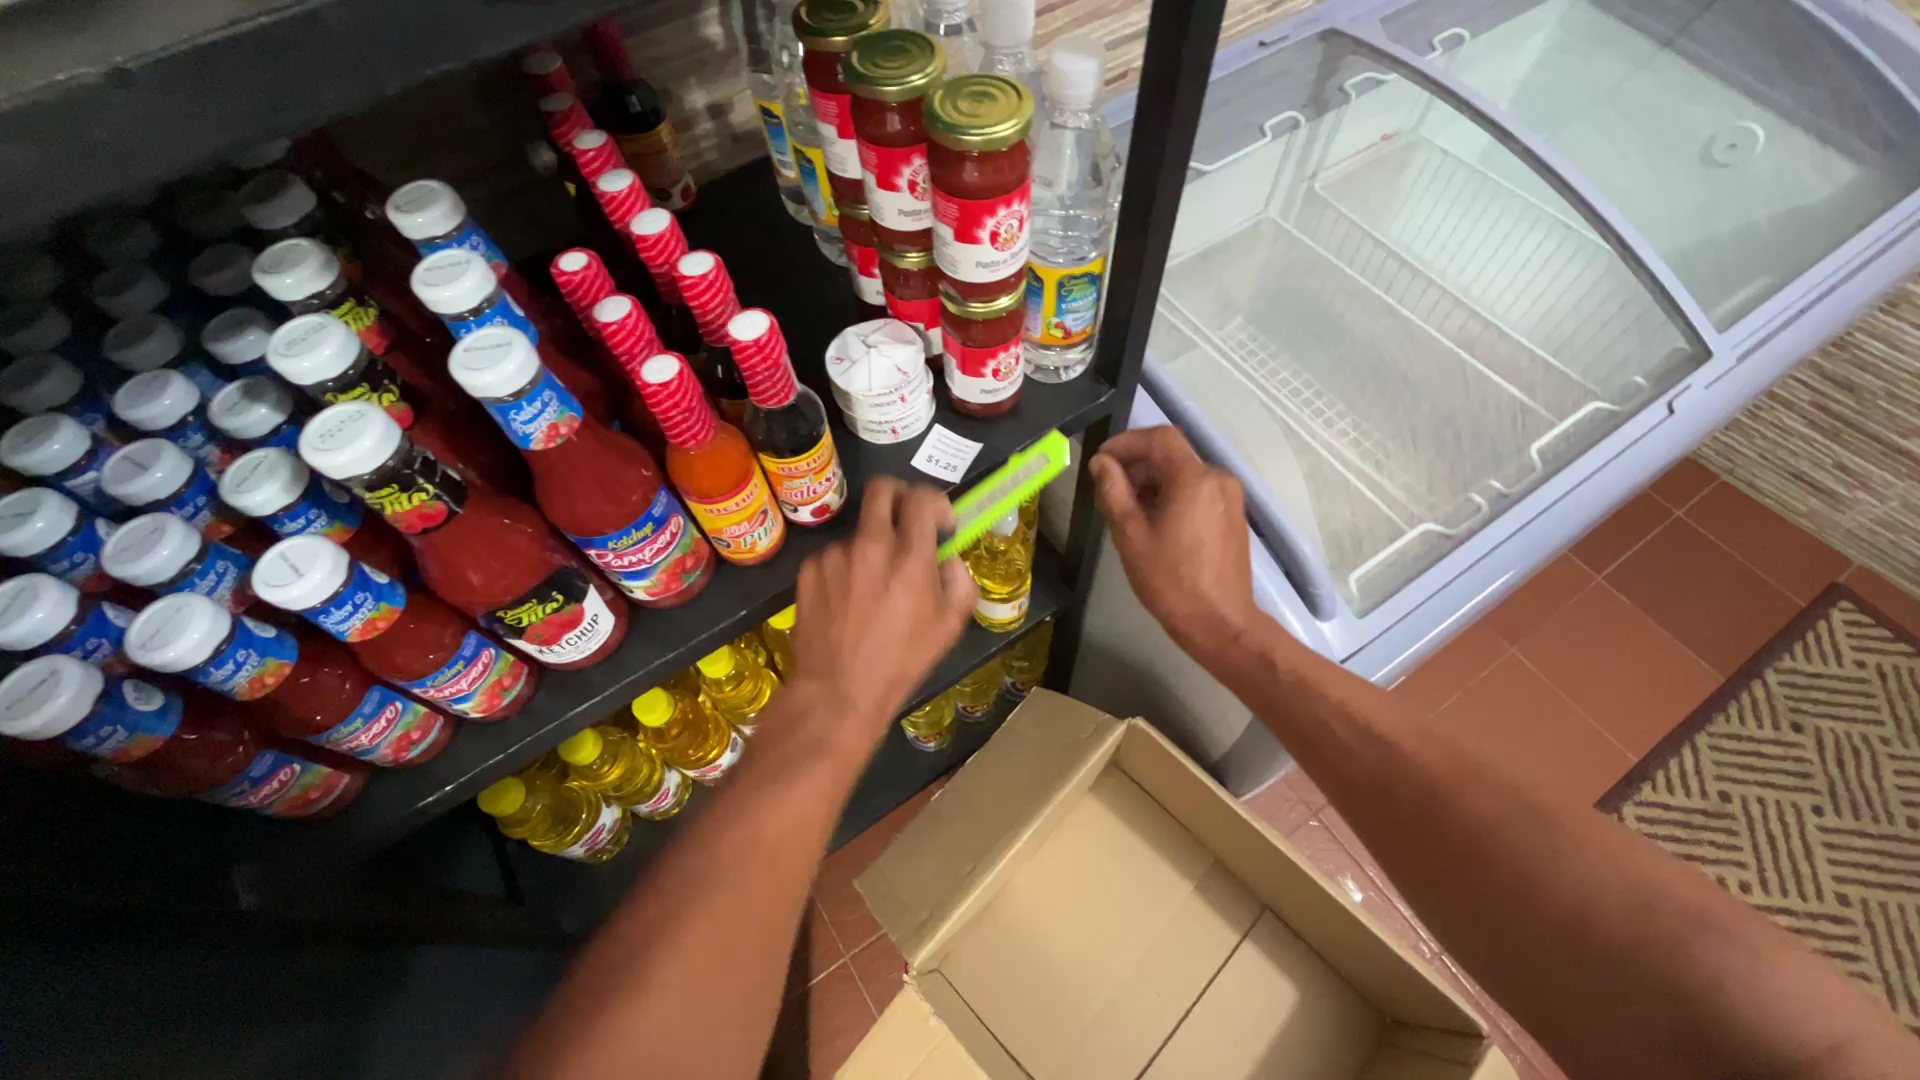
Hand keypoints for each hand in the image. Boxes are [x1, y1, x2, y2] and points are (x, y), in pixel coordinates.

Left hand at [788, 476, 976, 747]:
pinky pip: (834, 556)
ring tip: (872, 586)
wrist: (838, 690)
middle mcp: (871, 545)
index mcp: (910, 557)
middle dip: (899, 495)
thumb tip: (947, 559)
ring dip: (871, 545)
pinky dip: (846, 568)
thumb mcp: (949, 627)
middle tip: (905, 520)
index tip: (940, 524)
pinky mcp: (809, 569)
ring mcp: (835, 555)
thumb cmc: (901, 661)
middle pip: (882, 488)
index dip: (936, 502)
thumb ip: (960, 582)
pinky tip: (847, 600)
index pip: (922, 498)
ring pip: (859, 531)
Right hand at [1089, 425, 1260, 656]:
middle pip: (1173, 453)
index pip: (1159, 437)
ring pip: (1185, 472)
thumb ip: (1114, 492)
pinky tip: (1153, 520)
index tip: (1102, 461)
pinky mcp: (1232, 515)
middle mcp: (1218, 478)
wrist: (1220, 623)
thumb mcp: (1131, 536)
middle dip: (1137, 463)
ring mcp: (1230, 497)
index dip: (1127, 442)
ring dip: (1153, 480)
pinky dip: (1172, 493)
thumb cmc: (1170, 581)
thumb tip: (1102, 463)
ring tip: (1126, 507)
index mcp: (1194, 479)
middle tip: (1108, 487)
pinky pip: (1198, 490)